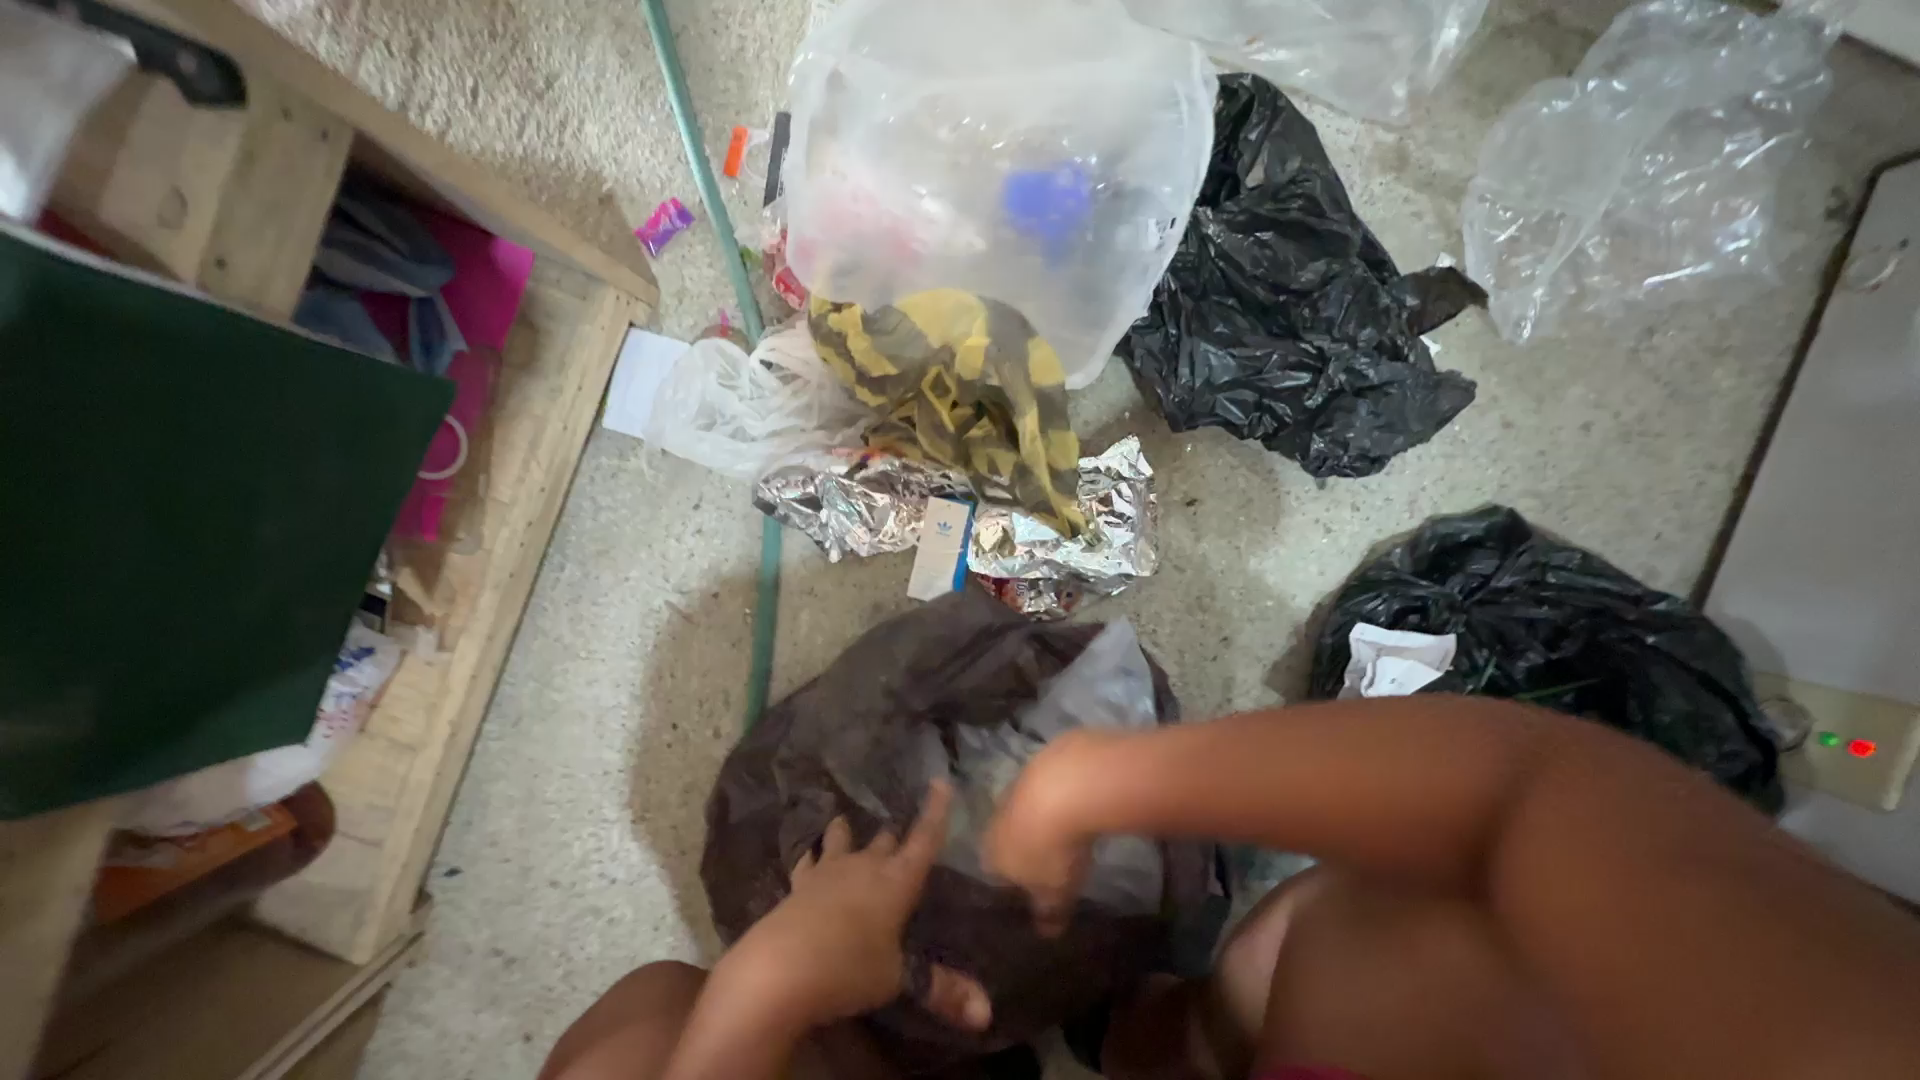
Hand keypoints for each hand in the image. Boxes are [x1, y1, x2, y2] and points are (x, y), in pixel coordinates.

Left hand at [723, 780, 991, 1031]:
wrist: (779, 968)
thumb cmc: (849, 969)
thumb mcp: (898, 980)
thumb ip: (940, 989)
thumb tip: (985, 1014)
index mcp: (897, 881)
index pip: (924, 838)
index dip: (936, 811)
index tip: (941, 781)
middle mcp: (864, 867)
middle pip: (884, 841)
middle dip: (893, 836)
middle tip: (896, 833)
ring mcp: (827, 873)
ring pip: (841, 840)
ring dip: (845, 834)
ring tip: (843, 823)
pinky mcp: (798, 886)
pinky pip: (807, 862)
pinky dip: (811, 858)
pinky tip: (808, 856)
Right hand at [981, 730, 1106, 936]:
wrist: (1066, 786)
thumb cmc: (1053, 850)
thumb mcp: (1054, 892)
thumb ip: (1048, 913)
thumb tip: (1046, 934)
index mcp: (992, 852)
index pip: (994, 872)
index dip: (1012, 882)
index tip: (1032, 888)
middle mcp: (996, 818)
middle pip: (1006, 836)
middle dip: (1025, 846)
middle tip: (1053, 858)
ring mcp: (1017, 786)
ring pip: (1024, 808)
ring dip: (1041, 817)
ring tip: (1069, 828)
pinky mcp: (1040, 761)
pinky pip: (1046, 785)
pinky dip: (1059, 793)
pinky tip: (1080, 800)